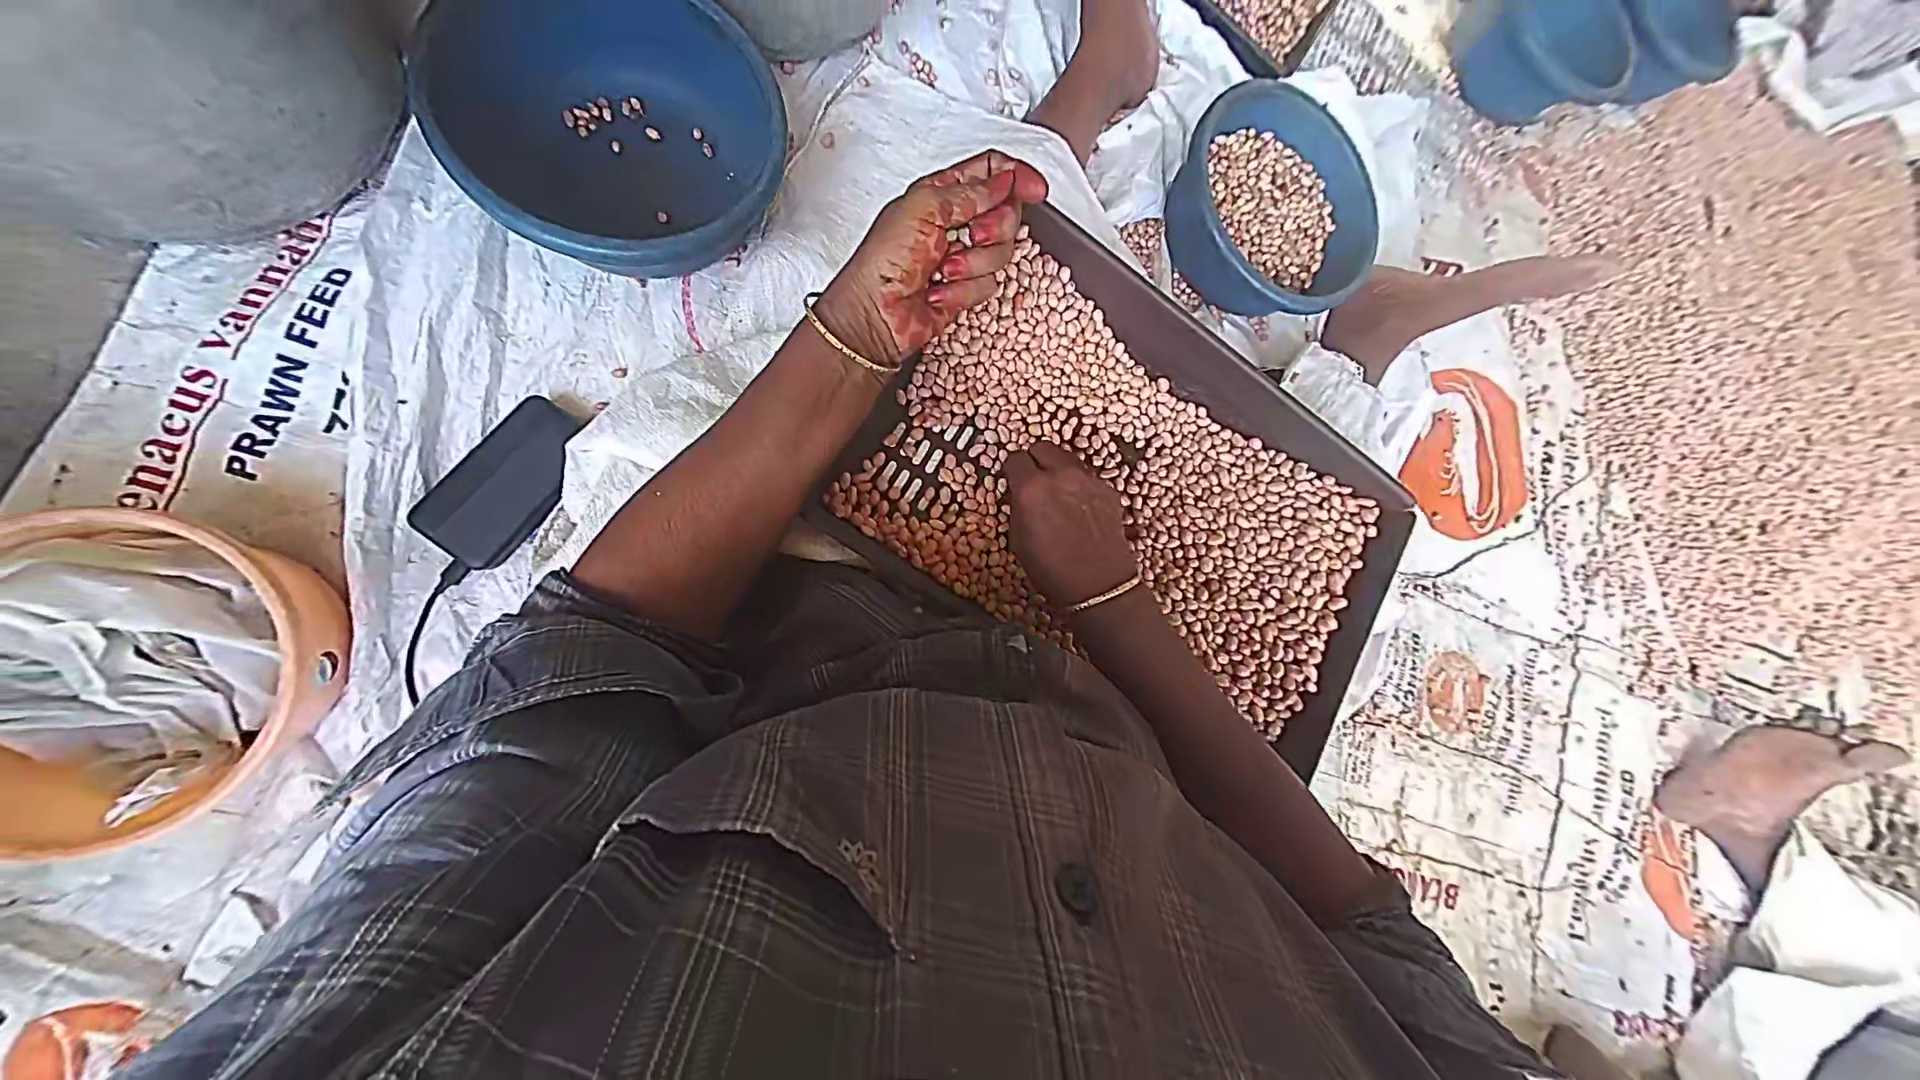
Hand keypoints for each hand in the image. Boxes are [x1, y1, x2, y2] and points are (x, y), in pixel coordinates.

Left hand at [811, 151, 1048, 369]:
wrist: (874, 314)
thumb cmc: (883, 262)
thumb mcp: (923, 208)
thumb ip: (969, 192)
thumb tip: (1003, 181)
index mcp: (941, 194)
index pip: (991, 172)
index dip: (1016, 176)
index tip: (1036, 189)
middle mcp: (955, 223)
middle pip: (1005, 213)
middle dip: (996, 227)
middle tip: (974, 236)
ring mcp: (962, 257)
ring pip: (1001, 253)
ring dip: (974, 264)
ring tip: (943, 270)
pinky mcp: (965, 289)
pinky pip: (988, 285)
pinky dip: (964, 291)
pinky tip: (939, 292)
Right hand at [1005, 441, 1138, 608]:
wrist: (1098, 584)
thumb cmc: (1051, 569)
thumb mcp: (1019, 540)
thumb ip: (1018, 507)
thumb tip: (1019, 495)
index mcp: (1031, 489)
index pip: (1014, 459)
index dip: (1011, 470)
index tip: (1012, 480)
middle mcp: (1060, 476)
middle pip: (1042, 448)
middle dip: (1035, 460)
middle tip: (1033, 480)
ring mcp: (1087, 480)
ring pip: (1067, 459)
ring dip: (1058, 470)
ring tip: (1057, 494)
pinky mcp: (1107, 489)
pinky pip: (1086, 477)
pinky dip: (1079, 486)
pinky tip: (1078, 508)